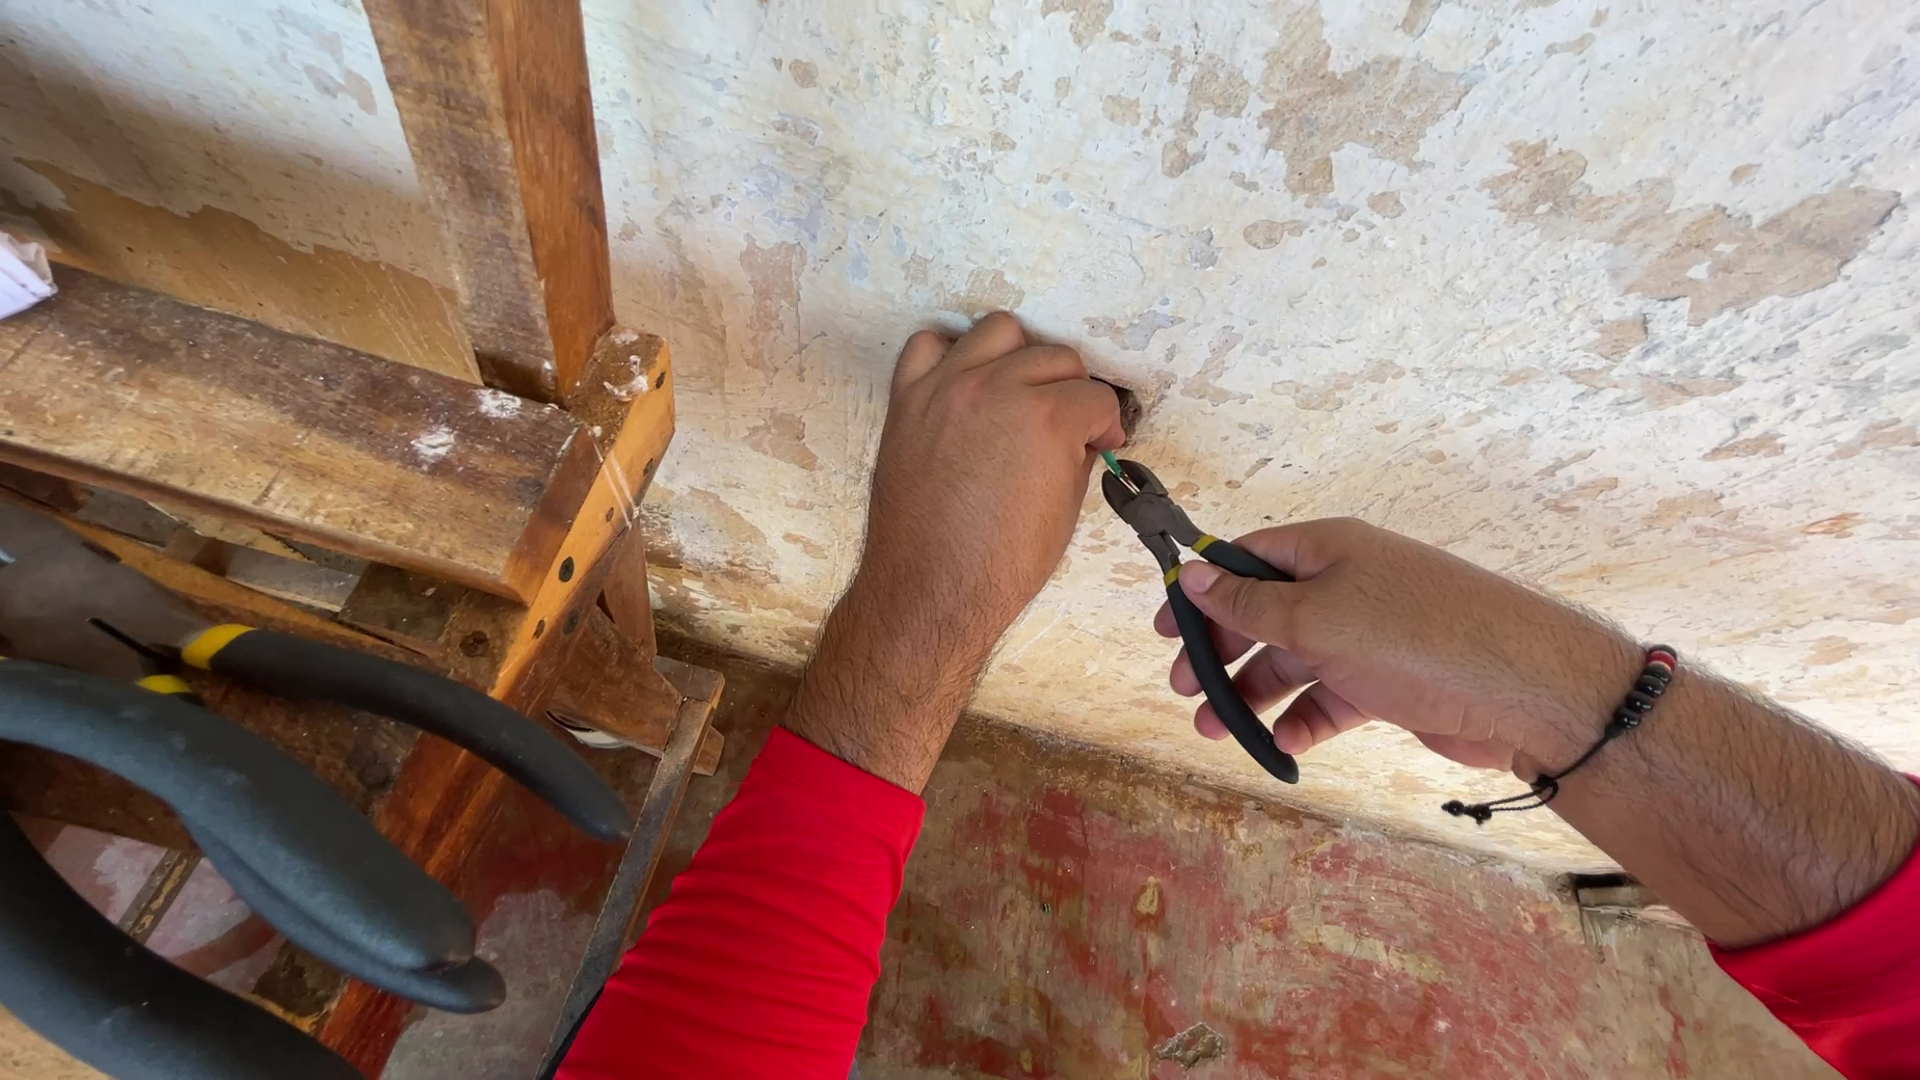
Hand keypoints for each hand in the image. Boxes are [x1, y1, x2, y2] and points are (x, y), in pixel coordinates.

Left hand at [850, 312, 1124, 654]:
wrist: (931, 588)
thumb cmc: (1002, 563)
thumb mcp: (1065, 510)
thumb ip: (1077, 455)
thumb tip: (1082, 435)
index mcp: (1046, 418)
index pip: (1097, 398)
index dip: (1107, 425)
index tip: (1103, 443)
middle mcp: (996, 388)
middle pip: (1056, 357)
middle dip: (1072, 392)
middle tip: (1066, 426)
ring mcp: (947, 387)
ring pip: (999, 331)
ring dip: (1019, 358)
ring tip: (1017, 394)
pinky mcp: (908, 398)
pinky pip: (928, 344)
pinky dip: (950, 355)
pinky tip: (964, 383)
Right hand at [1156, 518, 1643, 774]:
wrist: (1531, 692)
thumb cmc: (1409, 634)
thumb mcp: (1313, 615)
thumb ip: (1246, 600)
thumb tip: (1190, 571)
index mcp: (1323, 551)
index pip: (1244, 561)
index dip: (1201, 592)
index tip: (1166, 628)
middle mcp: (1341, 585)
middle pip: (1261, 615)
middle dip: (1220, 652)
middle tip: (1184, 688)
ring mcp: (1364, 634)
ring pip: (1290, 661)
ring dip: (1252, 693)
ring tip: (1217, 729)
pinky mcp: (1386, 680)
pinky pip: (1328, 695)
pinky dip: (1301, 717)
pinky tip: (1279, 743)